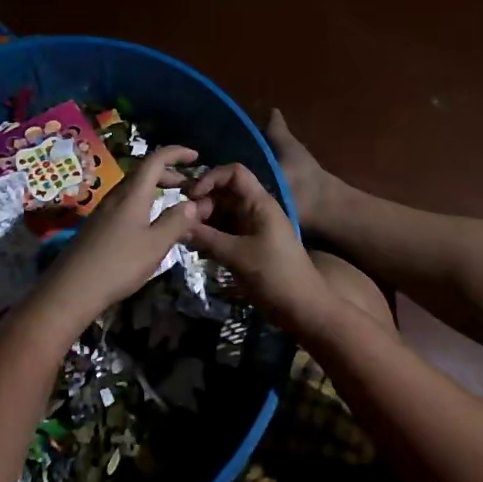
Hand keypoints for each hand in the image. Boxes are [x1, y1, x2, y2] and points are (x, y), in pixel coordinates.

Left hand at [33, 145, 211, 325]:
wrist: (71, 289)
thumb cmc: (118, 264)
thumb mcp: (155, 245)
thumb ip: (176, 221)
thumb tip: (193, 203)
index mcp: (132, 194)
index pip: (156, 159)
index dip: (176, 153)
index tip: (196, 156)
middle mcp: (116, 196)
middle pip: (144, 172)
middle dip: (169, 173)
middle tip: (189, 186)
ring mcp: (104, 211)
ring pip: (134, 189)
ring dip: (156, 189)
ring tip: (173, 204)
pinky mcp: (97, 226)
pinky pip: (126, 204)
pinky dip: (144, 204)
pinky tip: (149, 225)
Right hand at [185, 164, 335, 331]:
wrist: (304, 308)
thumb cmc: (275, 275)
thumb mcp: (237, 255)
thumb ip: (207, 237)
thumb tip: (178, 224)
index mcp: (260, 203)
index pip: (234, 173)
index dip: (211, 178)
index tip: (191, 197)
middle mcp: (256, 210)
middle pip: (224, 194)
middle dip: (202, 204)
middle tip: (184, 224)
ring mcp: (254, 228)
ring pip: (223, 214)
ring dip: (204, 222)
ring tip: (185, 238)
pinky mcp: (251, 245)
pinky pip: (226, 232)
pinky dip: (212, 236)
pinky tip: (197, 250)